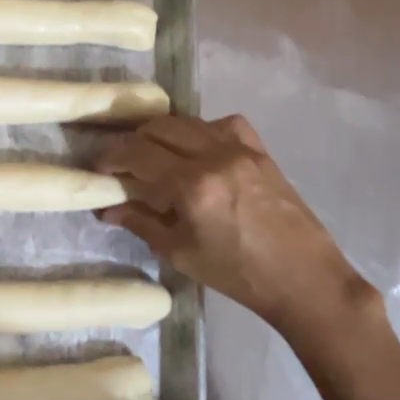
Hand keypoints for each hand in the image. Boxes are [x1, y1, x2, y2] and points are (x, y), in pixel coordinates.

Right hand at [96, 114, 371, 337]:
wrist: (302, 277)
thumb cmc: (236, 274)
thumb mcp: (180, 253)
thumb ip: (142, 222)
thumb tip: (108, 209)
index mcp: (191, 185)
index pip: (137, 154)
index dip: (111, 156)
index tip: (97, 166)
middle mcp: (214, 156)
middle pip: (159, 128)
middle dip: (133, 141)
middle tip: (121, 162)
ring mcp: (241, 149)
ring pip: (189, 122)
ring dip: (163, 134)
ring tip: (153, 155)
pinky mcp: (260, 151)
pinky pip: (224, 124)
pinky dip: (201, 130)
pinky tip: (197, 149)